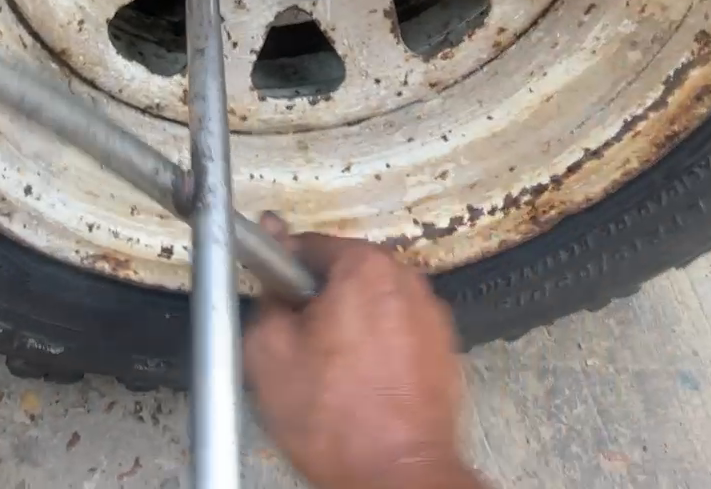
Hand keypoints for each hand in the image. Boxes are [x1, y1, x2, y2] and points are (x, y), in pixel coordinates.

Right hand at [245, 225, 482, 488]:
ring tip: (334, 368)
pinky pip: (399, 330)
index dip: (283, 268)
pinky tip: (363, 380)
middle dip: (319, 298)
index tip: (274, 288)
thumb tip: (274, 294)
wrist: (399, 478)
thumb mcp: (268, 353)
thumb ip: (265, 303)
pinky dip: (380, 346)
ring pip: (372, 302)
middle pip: (344, 272)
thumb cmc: (339, 420)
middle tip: (302, 339)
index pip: (308, 245)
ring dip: (351, 322)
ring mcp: (430, 313)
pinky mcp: (445, 348)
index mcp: (363, 266)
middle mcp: (403, 278)